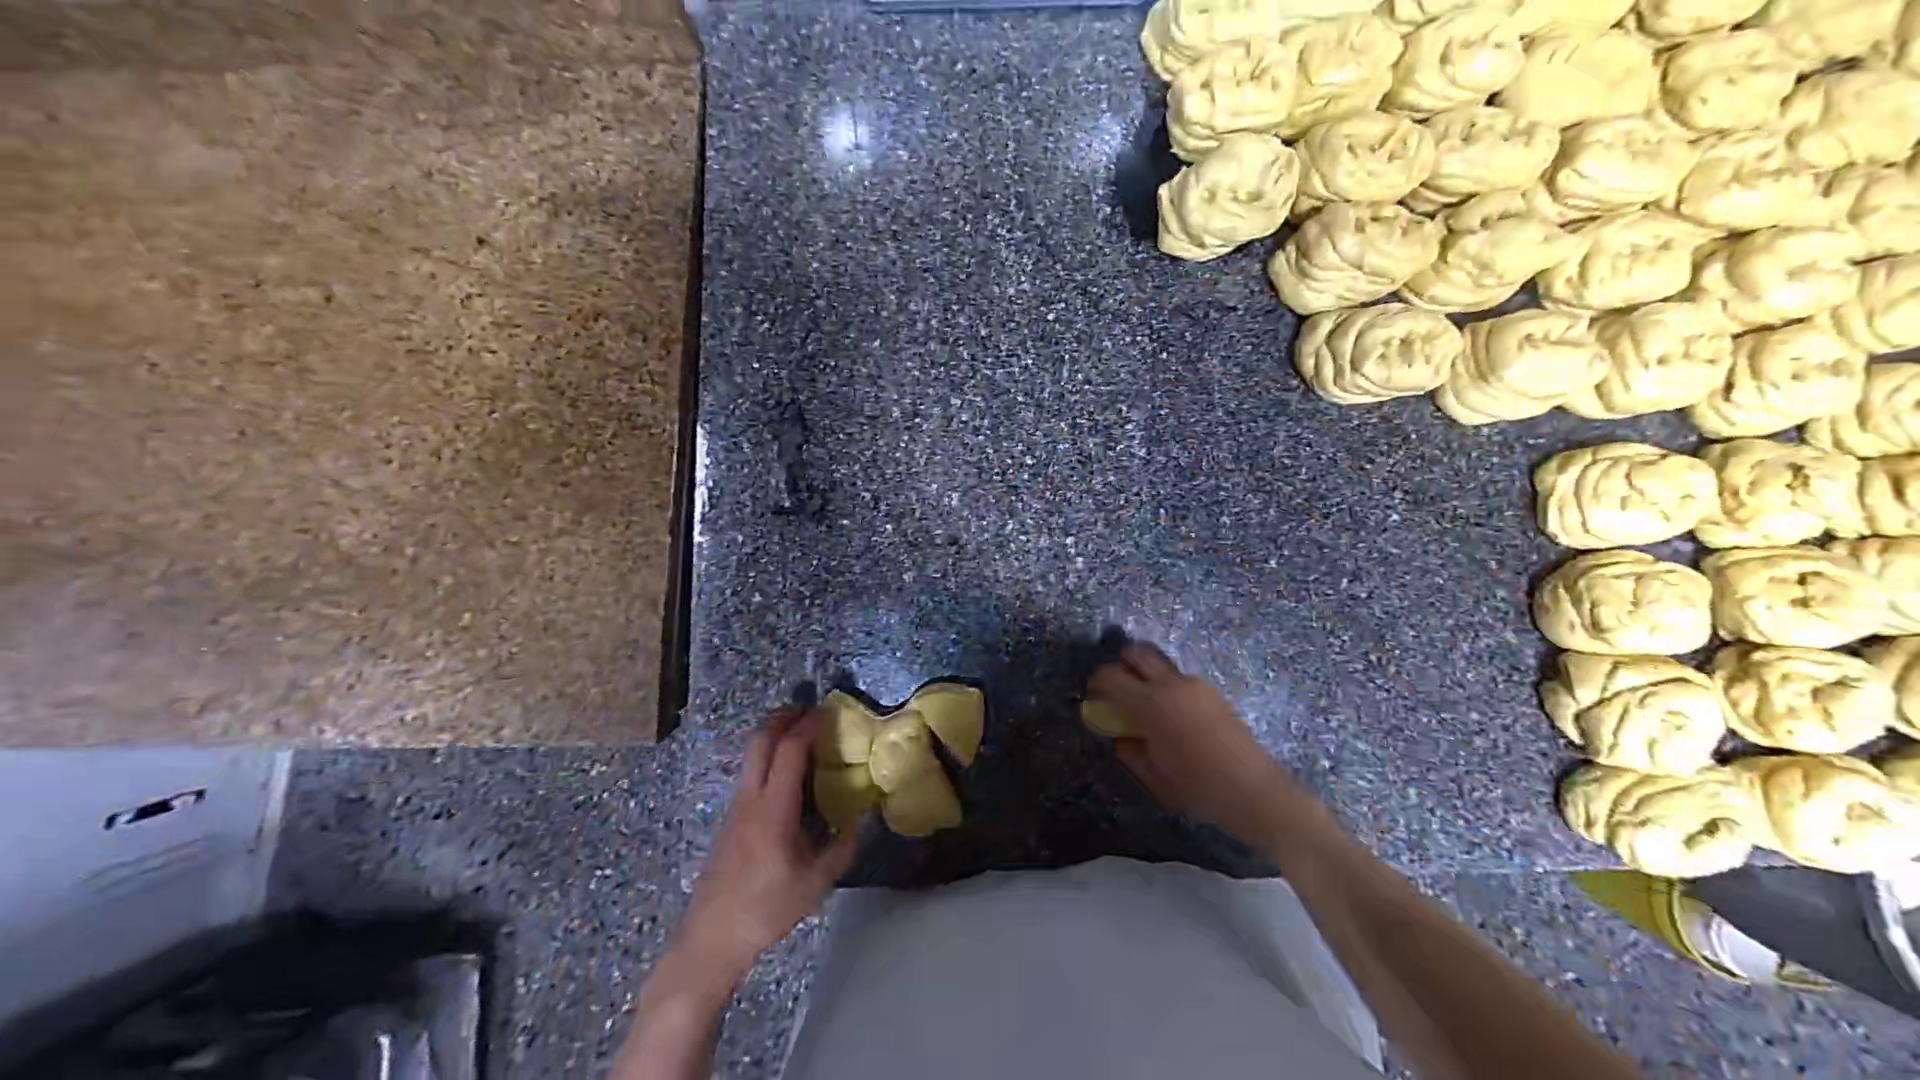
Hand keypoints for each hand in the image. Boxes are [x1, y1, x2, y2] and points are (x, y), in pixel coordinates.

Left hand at [675, 708, 860, 979]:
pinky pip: (750, 772)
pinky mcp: (730, 818)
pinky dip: (769, 757)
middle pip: (761, 738)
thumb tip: (861, 819)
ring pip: (751, 753)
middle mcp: (751, 798)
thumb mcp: (817, 882)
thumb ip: (843, 846)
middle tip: (811, 710)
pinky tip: (788, 774)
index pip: (790, 749)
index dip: (810, 725)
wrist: (712, 937)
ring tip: (802, 735)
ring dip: (774, 734)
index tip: (830, 712)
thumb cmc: (766, 909)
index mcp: (774, 808)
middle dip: (785, 716)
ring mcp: (736, 806)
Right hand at [1088, 643, 1321, 843]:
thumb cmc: (1197, 787)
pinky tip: (1173, 717)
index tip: (1091, 692)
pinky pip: (1181, 682)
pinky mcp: (1214, 695)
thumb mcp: (1152, 776)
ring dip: (1148, 676)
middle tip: (1115, 685)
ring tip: (1146, 706)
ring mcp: (1197, 686)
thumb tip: (1121, 736)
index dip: (1096, 681)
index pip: (1112, 676)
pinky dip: (1168, 689)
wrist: (1254, 791)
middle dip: (1121, 662)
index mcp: (1151, 703)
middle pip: (1139, 653)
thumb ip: (1130, 751)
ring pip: (1163, 666)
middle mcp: (1173, 685)